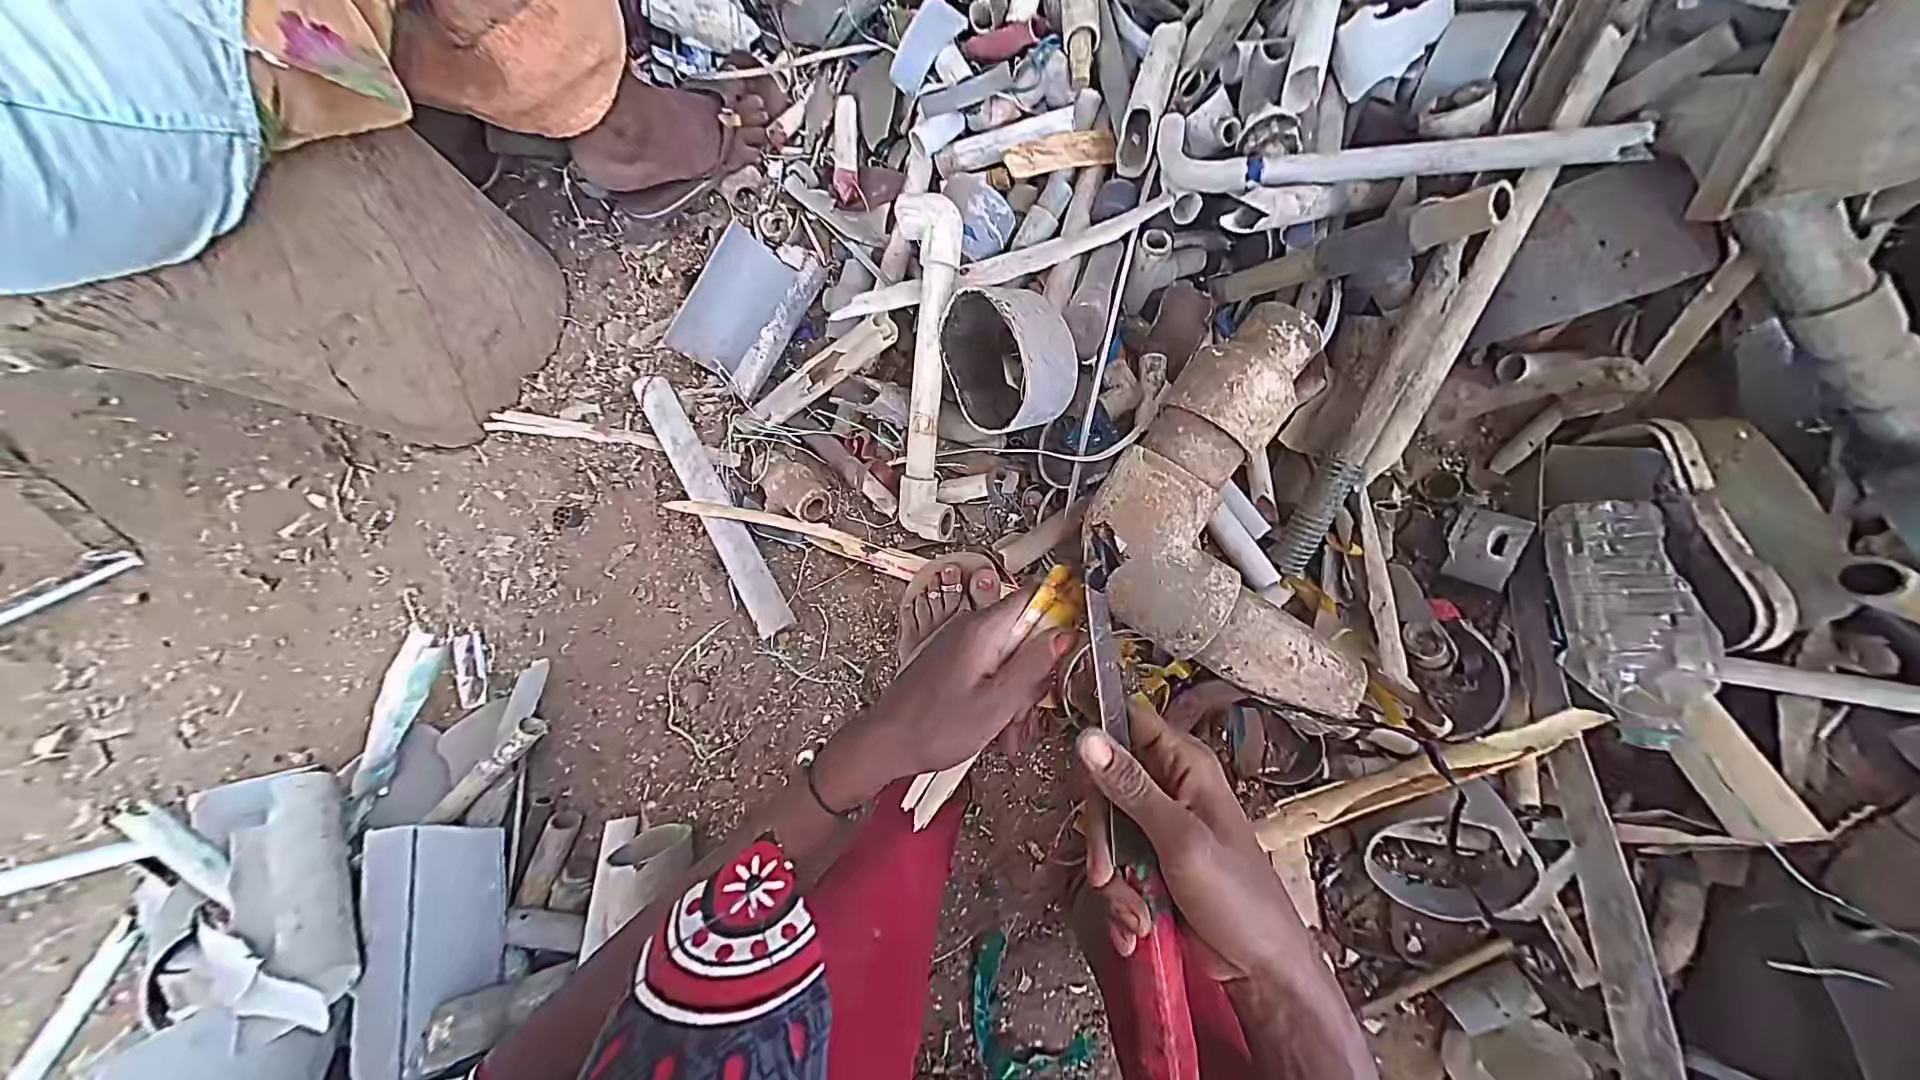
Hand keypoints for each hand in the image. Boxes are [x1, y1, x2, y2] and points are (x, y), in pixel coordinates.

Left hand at [813, 585, 1075, 808]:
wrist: (885, 744)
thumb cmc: (935, 727)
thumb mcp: (997, 702)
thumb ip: (1034, 665)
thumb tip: (1065, 633)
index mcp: (981, 630)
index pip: (1032, 596)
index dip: (1059, 611)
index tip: (1074, 639)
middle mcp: (970, 629)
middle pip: (1023, 635)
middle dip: (1036, 673)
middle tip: (1029, 712)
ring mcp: (960, 645)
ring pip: (1008, 658)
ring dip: (1017, 694)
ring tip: (1008, 733)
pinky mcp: (953, 662)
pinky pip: (989, 670)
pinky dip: (998, 696)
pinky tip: (996, 728)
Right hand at [1077, 697, 1303, 983]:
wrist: (1261, 974)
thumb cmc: (1241, 901)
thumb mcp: (1182, 839)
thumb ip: (1131, 788)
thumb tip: (1088, 738)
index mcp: (1185, 764)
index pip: (1128, 721)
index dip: (1097, 735)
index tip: (1077, 765)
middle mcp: (1167, 786)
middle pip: (1104, 781)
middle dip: (1101, 833)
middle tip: (1107, 868)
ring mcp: (1155, 825)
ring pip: (1104, 828)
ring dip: (1112, 875)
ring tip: (1136, 911)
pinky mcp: (1147, 860)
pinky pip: (1112, 863)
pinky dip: (1118, 896)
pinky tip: (1137, 922)